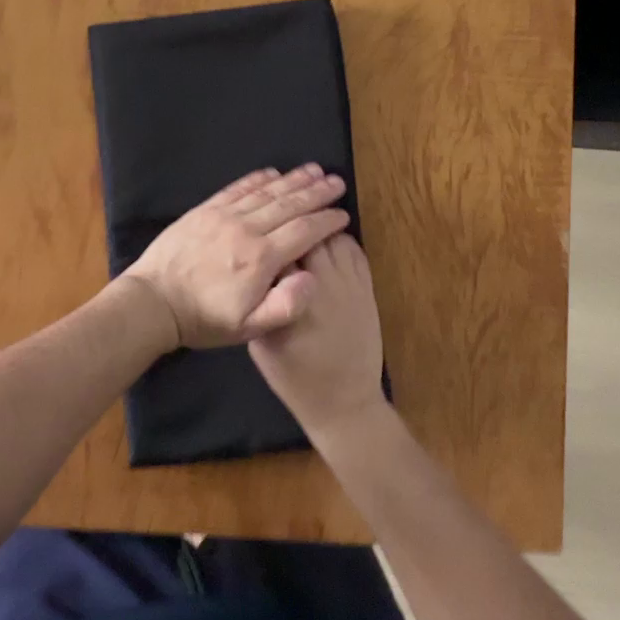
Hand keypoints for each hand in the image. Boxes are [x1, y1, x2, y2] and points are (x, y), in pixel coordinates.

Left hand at [120, 165, 350, 348]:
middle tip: (336, 182)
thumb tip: (313, 278)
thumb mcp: (249, 328)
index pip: (303, 232)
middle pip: (288, 205)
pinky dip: (257, 179)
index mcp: (262, 259)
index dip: (326, 221)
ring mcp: (223, 216)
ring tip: (313, 171)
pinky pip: (236, 189)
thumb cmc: (204, 320)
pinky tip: (271, 173)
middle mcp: (246, 230)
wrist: (154, 302)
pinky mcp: (204, 211)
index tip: (343, 214)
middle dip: (316, 193)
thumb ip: (286, 306)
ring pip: (265, 193)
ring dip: (292, 180)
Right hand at [248, 233, 386, 434]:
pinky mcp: (366, 288)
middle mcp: (321, 285)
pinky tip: (325, 238)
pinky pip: (354, 249)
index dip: (264, 237)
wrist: (343, 401)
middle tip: (274, 217)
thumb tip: (254, 269)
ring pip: (332, 236)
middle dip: (289, 224)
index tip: (254, 231)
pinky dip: (338, 238)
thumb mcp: (260, 342)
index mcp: (291, 300)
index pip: (275, 252)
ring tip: (298, 221)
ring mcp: (349, 285)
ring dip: (314, 226)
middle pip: (305, 237)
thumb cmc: (294, 375)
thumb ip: (259, 302)